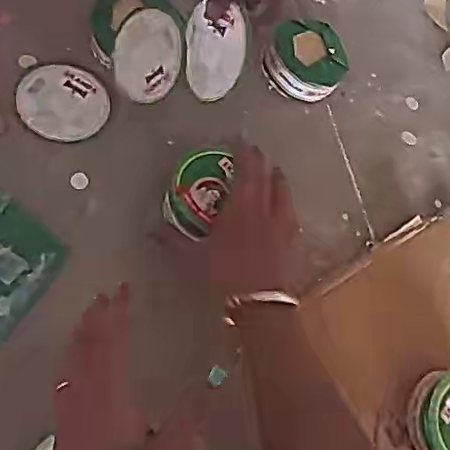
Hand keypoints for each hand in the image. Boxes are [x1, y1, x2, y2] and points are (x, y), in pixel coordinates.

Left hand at [47, 287, 212, 449]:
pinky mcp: (63, 435)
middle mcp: (86, 397)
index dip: (117, 313)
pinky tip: (72, 373)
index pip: (112, 342)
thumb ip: (191, 416)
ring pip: (72, 363)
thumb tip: (215, 378)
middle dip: (96, 318)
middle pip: (86, 346)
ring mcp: (70, 416)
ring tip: (88, 321)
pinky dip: (71, 364)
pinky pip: (66, 382)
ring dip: (80, 336)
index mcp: (111, 395)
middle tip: (104, 295)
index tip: (122, 288)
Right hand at [173, 144, 304, 303]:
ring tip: (270, 177)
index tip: (240, 142)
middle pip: (270, 175)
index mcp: (242, 206)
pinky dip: (284, 205)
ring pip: (284, 192)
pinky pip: (291, 213)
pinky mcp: (295, 241)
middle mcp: (267, 209)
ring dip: (277, 180)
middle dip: (262, 162)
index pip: (248, 168)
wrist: (260, 307)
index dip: (245, 152)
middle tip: (255, 157)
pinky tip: (279, 212)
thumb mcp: (192, 259)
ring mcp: (285, 224)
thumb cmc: (224, 279)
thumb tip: (154, 229)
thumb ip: (174, 240)